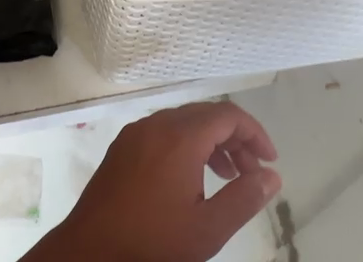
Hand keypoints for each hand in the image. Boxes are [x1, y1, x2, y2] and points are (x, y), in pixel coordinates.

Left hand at [24, 102, 280, 261]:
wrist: (91, 251)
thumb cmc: (153, 241)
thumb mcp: (207, 228)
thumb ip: (244, 198)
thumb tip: (271, 176)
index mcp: (179, 137)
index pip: (227, 115)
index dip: (254, 133)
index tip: (270, 162)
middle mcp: (155, 124)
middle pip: (205, 114)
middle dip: (235, 138)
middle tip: (252, 173)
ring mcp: (135, 133)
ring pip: (183, 122)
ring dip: (211, 142)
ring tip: (228, 177)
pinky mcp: (122, 147)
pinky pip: (162, 132)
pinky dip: (186, 145)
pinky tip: (192, 178)